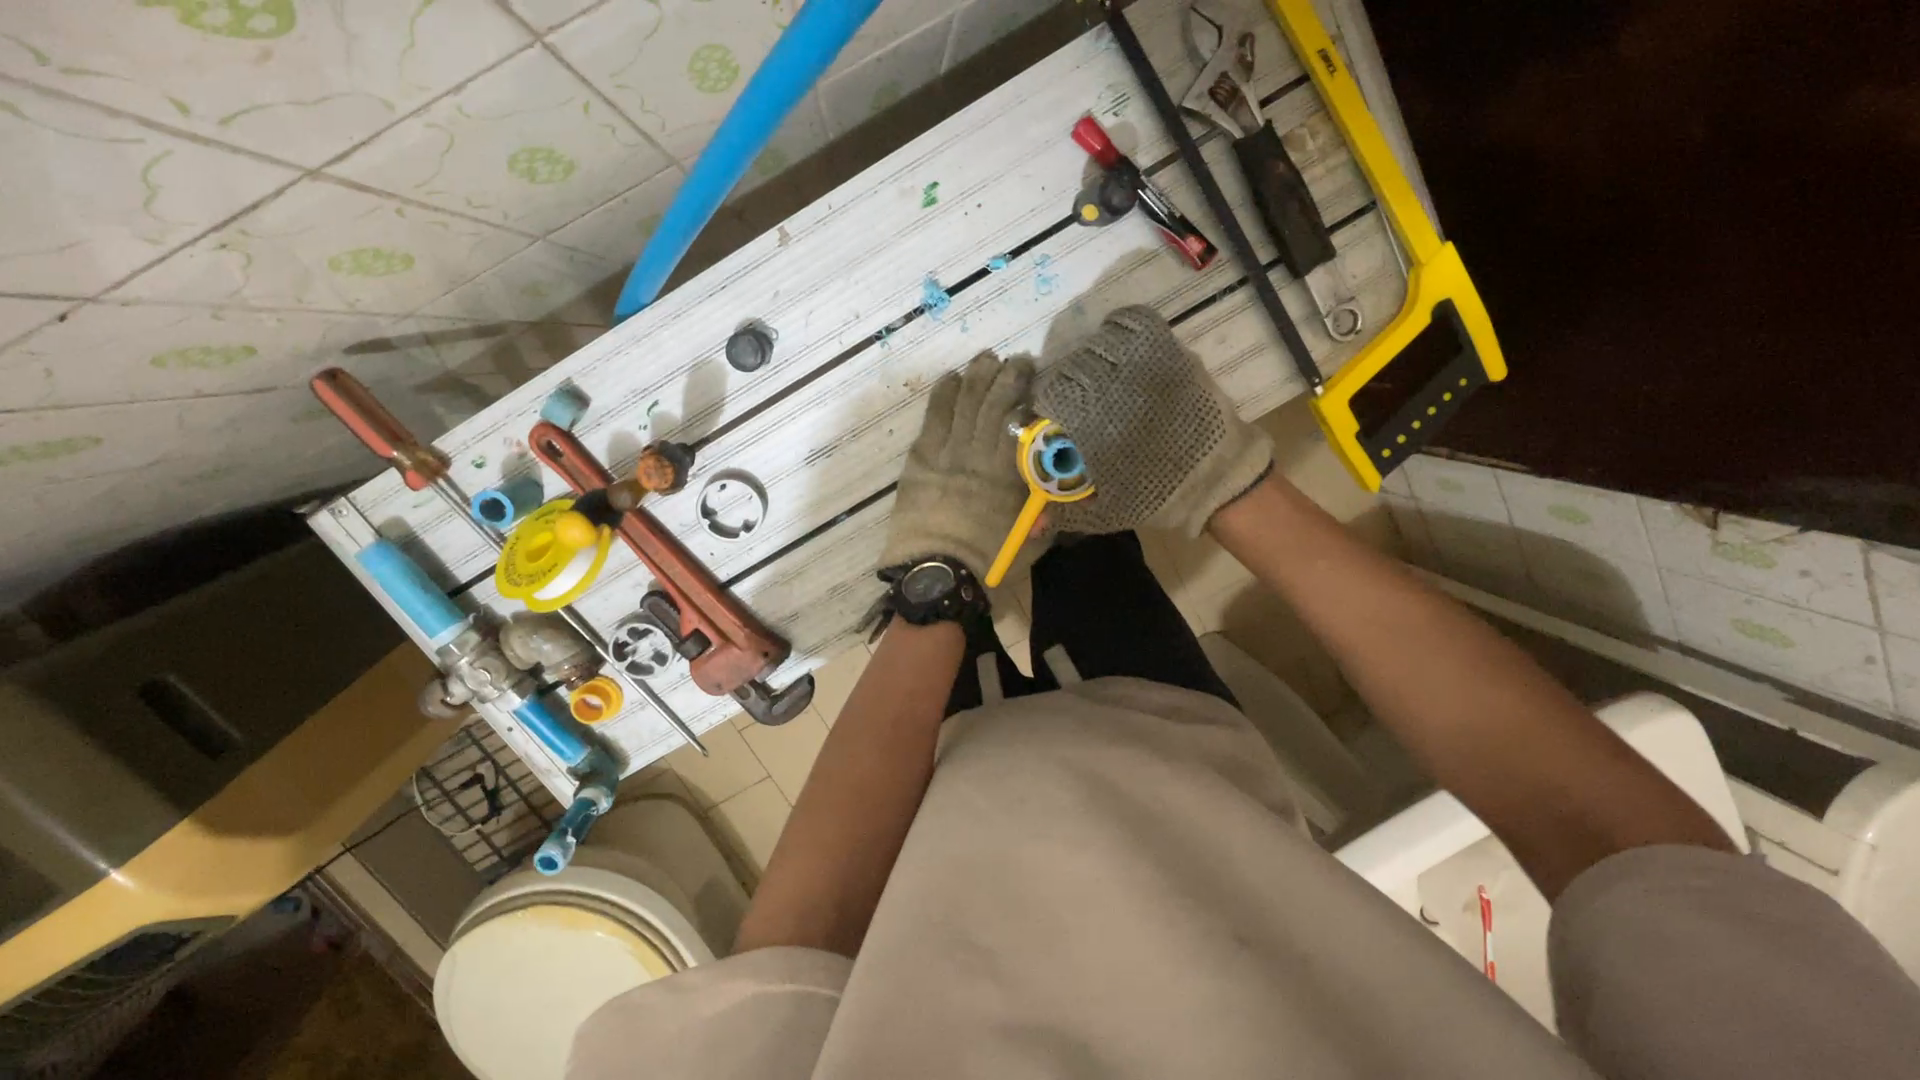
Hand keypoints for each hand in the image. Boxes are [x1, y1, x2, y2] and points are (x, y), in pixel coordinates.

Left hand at [880, 352, 1036, 577]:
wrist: (937, 578)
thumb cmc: (990, 564)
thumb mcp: (1034, 540)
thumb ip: (1048, 508)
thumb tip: (1065, 489)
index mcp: (1010, 474)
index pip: (1022, 421)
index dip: (1029, 394)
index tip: (1037, 377)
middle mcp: (980, 456)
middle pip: (994, 405)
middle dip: (1007, 377)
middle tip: (1017, 360)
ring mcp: (946, 455)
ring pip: (964, 404)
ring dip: (976, 378)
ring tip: (986, 359)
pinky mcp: (920, 462)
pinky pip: (933, 419)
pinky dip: (943, 396)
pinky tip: (951, 379)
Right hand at [1033, 306, 1271, 536]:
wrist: (1216, 478)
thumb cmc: (1156, 496)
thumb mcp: (1105, 512)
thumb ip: (1063, 513)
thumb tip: (1032, 526)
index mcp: (1090, 422)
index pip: (1047, 393)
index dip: (1045, 403)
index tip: (1052, 415)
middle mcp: (1110, 387)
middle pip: (1069, 365)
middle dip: (1066, 381)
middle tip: (1077, 398)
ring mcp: (1140, 364)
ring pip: (1096, 343)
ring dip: (1091, 356)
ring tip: (1099, 375)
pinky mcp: (1167, 350)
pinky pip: (1131, 321)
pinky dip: (1119, 328)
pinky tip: (1118, 347)